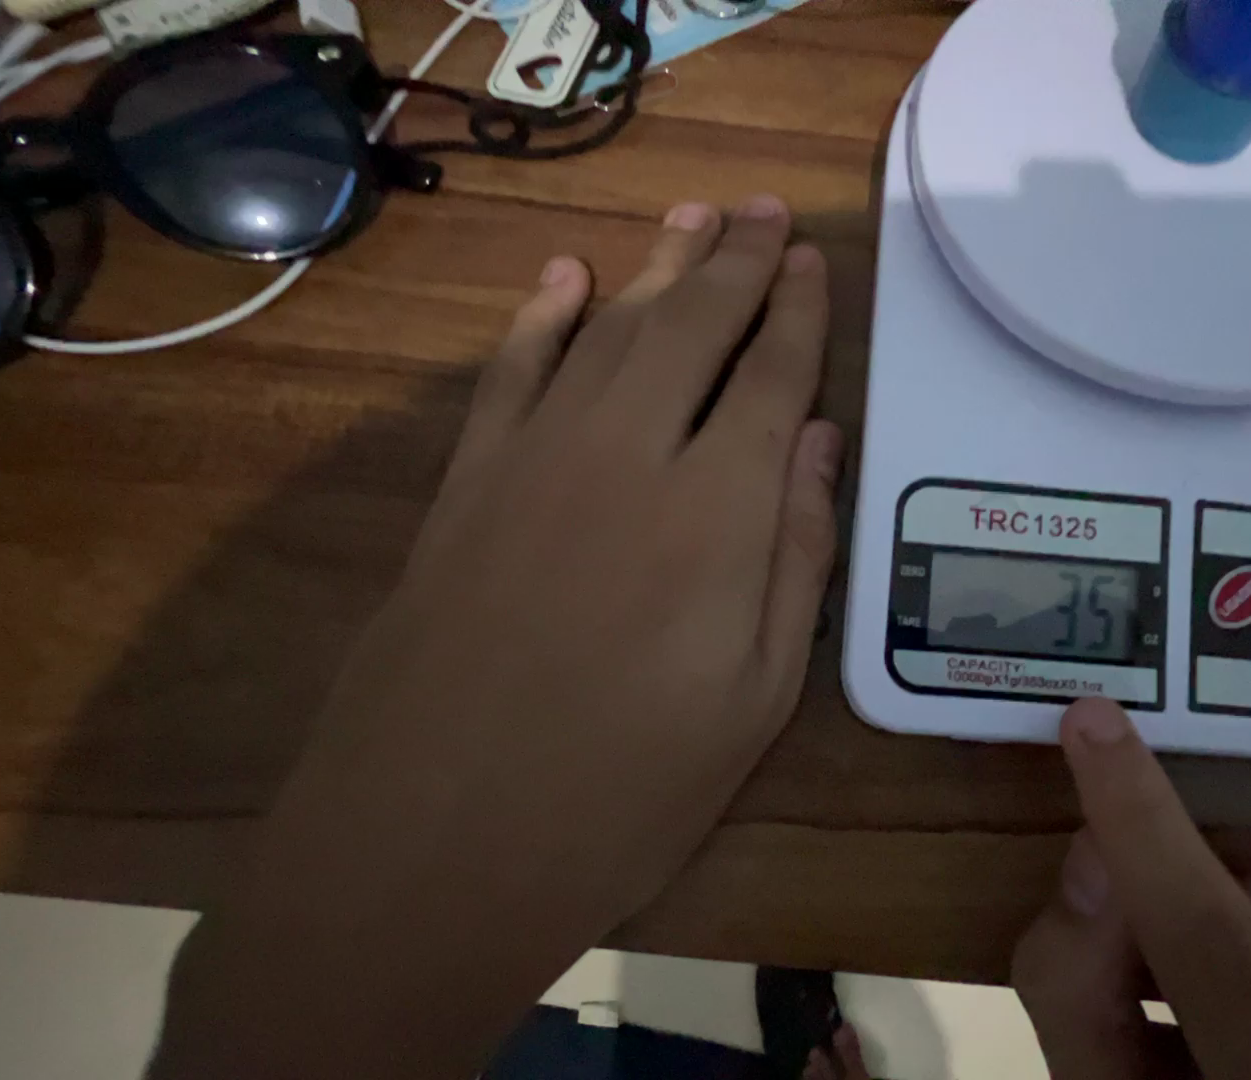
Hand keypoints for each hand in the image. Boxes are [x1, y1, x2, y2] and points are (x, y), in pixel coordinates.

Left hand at [149, 196, 840, 1079]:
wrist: (430, 855)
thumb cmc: (627, 793)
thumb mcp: (759, 697)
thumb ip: (797, 555)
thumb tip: (820, 440)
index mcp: (716, 514)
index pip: (772, 377)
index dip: (799, 313)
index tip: (814, 261)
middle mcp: (627, 458)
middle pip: (694, 329)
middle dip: (740, 262)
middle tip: (770, 210)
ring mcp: (532, 464)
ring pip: (608, 332)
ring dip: (658, 268)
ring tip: (699, 218)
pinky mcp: (463, 491)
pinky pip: (509, 377)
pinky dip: (542, 319)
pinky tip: (567, 277)